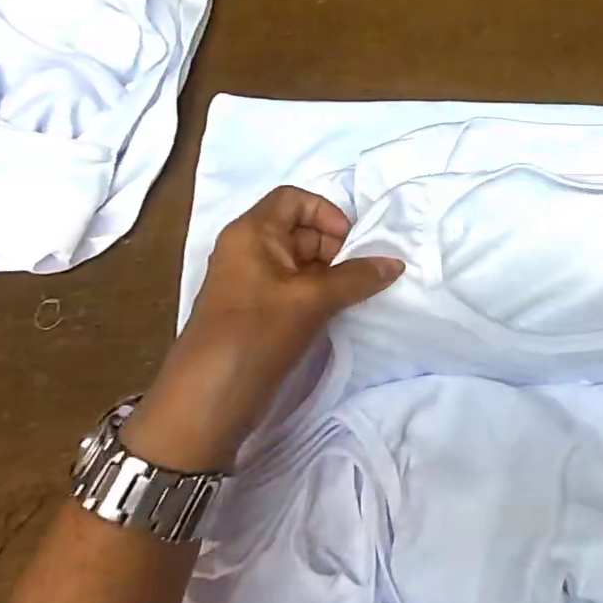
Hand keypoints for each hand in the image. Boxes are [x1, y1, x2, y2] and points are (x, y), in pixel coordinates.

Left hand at [123, 186, 403, 471]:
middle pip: (301, 228)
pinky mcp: (259, 309)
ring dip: (332, 271)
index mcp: (251, 233)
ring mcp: (253, 281)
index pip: (294, 199)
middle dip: (335, 245)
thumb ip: (357, 277)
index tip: (349, 243)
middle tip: (357, 273)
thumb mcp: (312, 300)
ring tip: (353, 293)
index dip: (325, 213)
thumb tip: (395, 263)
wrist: (207, 403)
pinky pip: (296, 285)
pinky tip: (339, 308)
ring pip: (302, 259)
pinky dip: (320, 290)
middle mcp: (249, 249)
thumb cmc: (255, 335)